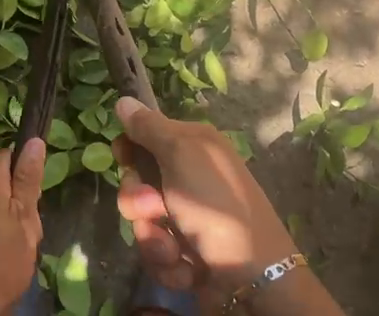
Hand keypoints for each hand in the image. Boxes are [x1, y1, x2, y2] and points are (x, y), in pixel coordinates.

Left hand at [0, 137, 45, 315]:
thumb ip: (28, 179)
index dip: (25, 168)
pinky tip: (5, 247)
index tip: (36, 191)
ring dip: (8, 212)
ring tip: (20, 240)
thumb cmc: (4, 259)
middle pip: (1, 177)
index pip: (8, 155)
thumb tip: (34, 140)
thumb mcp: (25, 218)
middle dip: (18, 195)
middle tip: (30, 223)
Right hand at [111, 98, 300, 311]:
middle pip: (137, 183)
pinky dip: (169, 264)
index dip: (129, 149)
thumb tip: (123, 99)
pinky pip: (157, 254)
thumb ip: (149, 127)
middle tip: (154, 209)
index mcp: (192, 146)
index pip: (145, 136)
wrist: (254, 279)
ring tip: (175, 251)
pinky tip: (187, 270)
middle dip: (139, 203)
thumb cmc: (216, 206)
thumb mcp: (181, 155)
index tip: (123, 160)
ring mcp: (187, 218)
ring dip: (154, 240)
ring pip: (143, 223)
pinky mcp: (187, 253)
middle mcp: (188, 178)